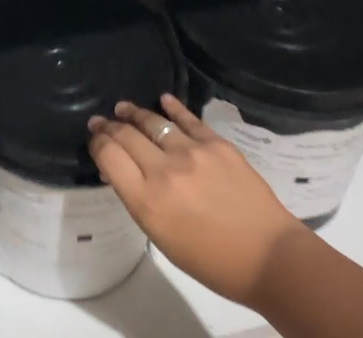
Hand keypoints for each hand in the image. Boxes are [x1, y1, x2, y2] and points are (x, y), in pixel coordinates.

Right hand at [88, 94, 304, 308]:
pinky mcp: (218, 144)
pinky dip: (173, 108)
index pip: (108, 155)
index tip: (94, 139)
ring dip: (134, 114)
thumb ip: (138, 200)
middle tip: (101, 121)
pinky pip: (188, 119)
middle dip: (109, 126)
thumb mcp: (161, 237)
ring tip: (124, 109)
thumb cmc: (210, 260)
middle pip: (126, 135)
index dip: (97, 142)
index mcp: (147, 201)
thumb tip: (119, 170)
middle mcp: (164, 171)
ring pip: (153, 122)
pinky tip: (163, 101)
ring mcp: (193, 153)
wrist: (268, 256)